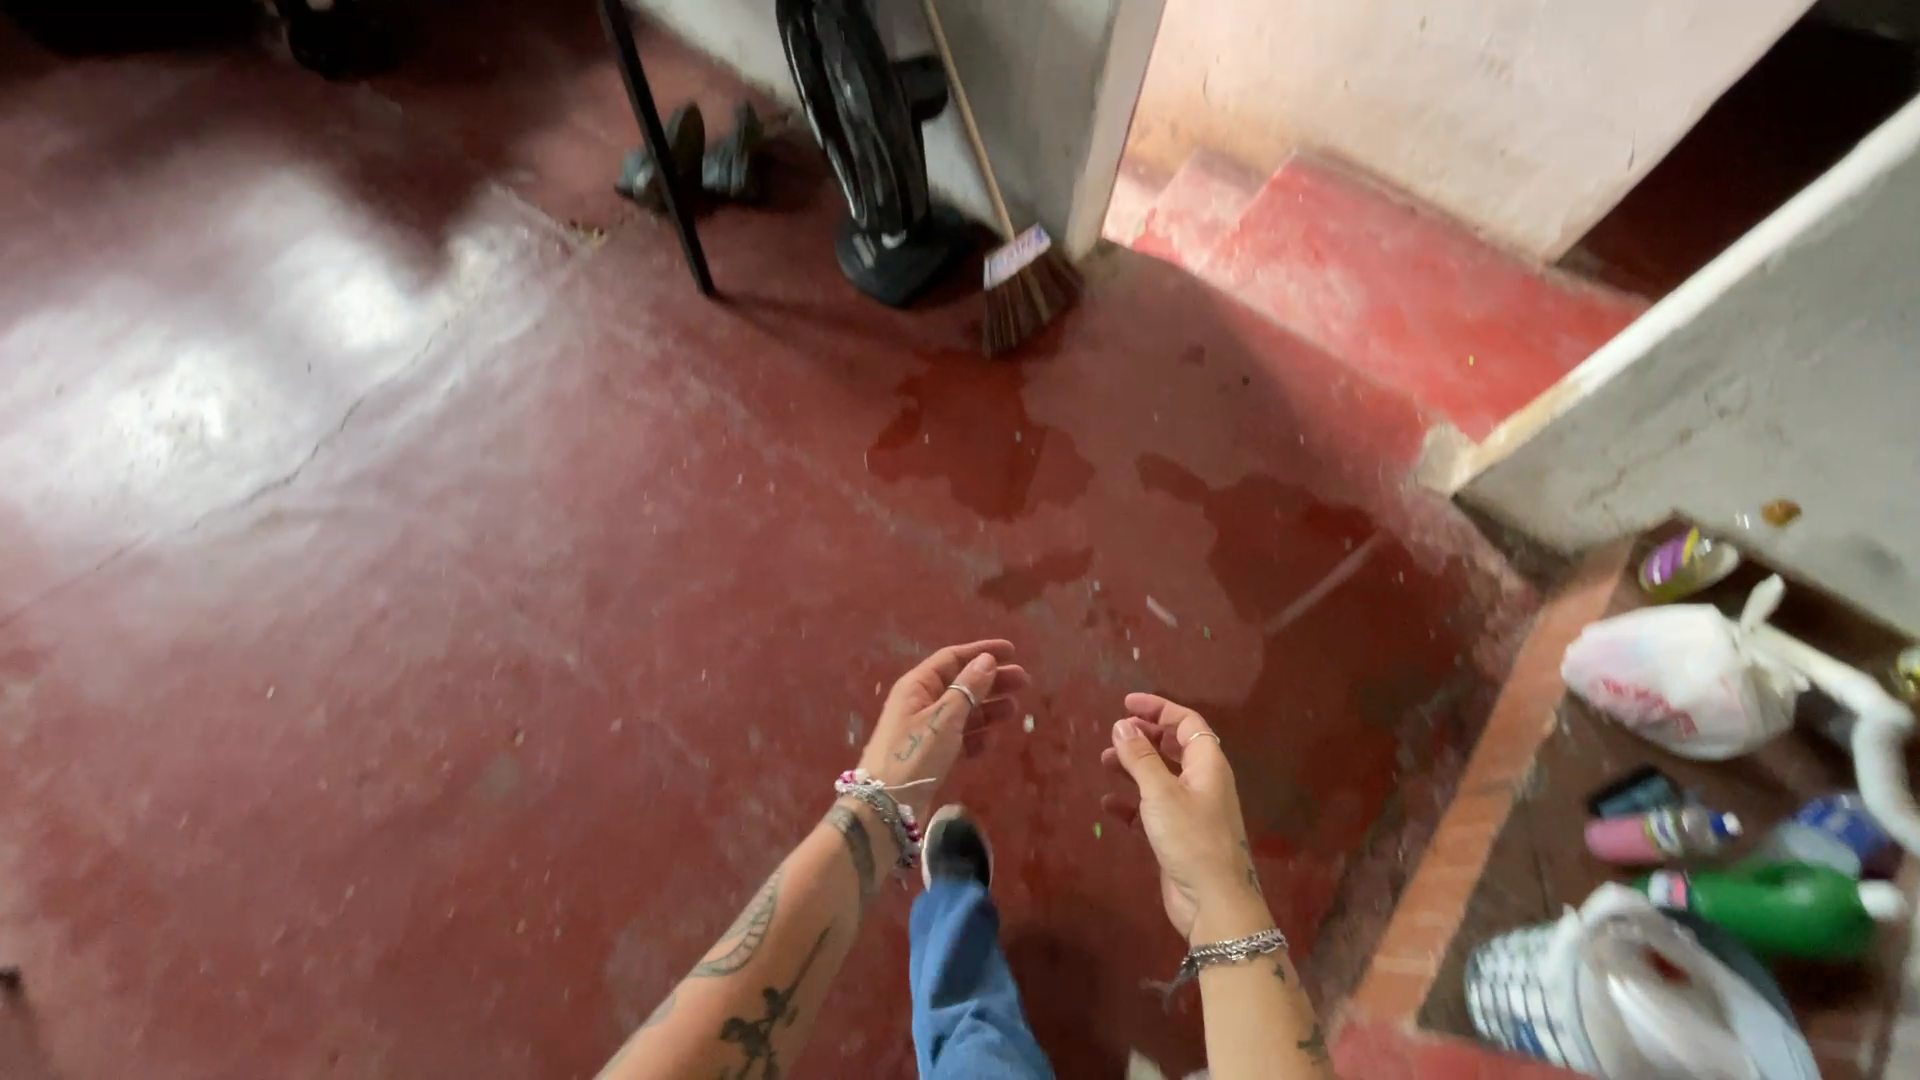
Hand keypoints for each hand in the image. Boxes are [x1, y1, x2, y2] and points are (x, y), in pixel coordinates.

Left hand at [858, 640, 1026, 820]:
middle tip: (1023, 682)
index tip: (1012, 651)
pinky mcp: (930, 754)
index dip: (981, 652)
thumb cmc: (914, 754)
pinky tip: (991, 740)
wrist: (886, 805)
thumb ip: (967, 688)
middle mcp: (920, 703)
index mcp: (917, 686)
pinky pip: (958, 738)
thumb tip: (986, 660)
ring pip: (962, 711)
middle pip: (961, 684)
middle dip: (991, 681)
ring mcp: (925, 730)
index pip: (952, 658)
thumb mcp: (944, 718)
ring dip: (987, 708)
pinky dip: (975, 737)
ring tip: (1013, 710)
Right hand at [1101, 693, 1267, 942]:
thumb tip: (1122, 725)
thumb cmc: (1191, 839)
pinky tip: (1108, 804)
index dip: (1158, 709)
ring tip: (1105, 762)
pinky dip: (1131, 801)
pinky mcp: (1178, 835)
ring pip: (1160, 775)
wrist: (1214, 903)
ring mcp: (1192, 809)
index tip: (1127, 704)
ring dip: (1134, 766)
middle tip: (1115, 734)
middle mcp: (1203, 782)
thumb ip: (1140, 757)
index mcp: (1208, 764)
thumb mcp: (1161, 792)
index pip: (1186, 722)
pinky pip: (1152, 807)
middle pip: (1174, 746)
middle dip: (1144, 736)